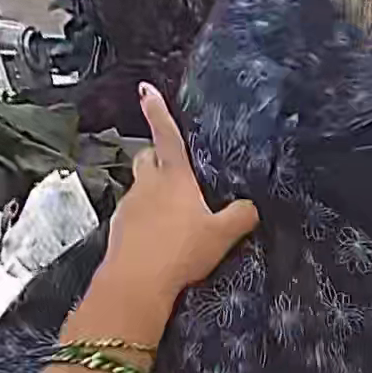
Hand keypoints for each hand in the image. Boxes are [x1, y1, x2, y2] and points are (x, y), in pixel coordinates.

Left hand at [101, 83, 258, 302]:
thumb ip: (240, 218)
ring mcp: (129, 207)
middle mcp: (147, 185)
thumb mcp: (221, 236)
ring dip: (152, 193)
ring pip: (140, 188)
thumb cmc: (180, 252)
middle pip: (147, 158)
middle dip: (156, 157)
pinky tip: (158, 239)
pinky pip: (133, 216)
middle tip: (171, 169)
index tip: (147, 91)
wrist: (138, 281)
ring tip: (171, 215)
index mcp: (173, 177)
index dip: (158, 111)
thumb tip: (251, 208)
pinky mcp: (120, 229)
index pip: (166, 136)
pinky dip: (145, 220)